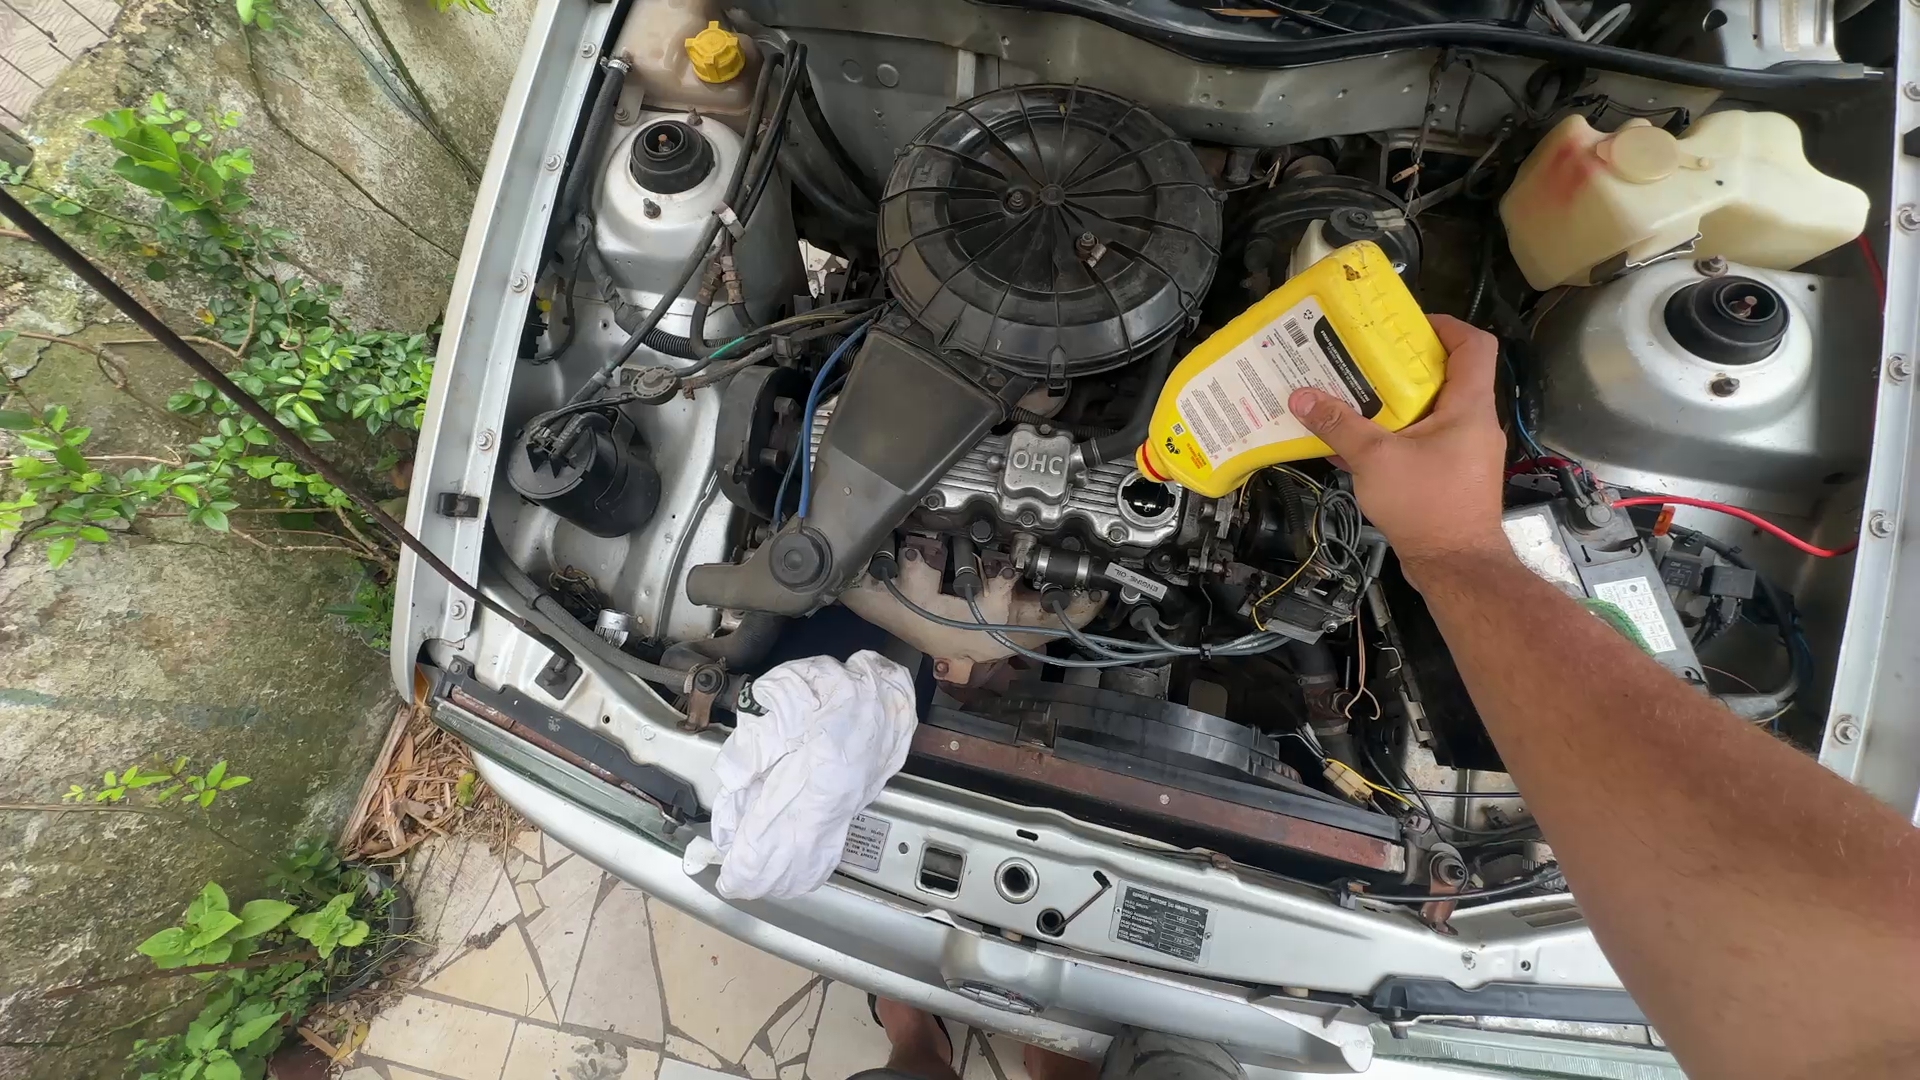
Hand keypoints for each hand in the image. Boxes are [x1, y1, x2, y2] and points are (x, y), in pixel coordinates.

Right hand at [1286, 315, 1509, 575]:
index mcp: (1468, 407)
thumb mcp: (1375, 459)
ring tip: (1350, 399)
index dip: (1444, 326)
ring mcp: (1461, 452)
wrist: (1453, 563)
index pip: (1473, 346)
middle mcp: (1472, 423)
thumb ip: (1339, 425)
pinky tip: (1353, 447)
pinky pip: (1418, 443)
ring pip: (1427, 414)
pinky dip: (1389, 438)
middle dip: (1400, 367)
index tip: (1404, 325)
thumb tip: (1301, 396)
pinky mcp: (1447, 477)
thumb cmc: (1425, 504)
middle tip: (1360, 362)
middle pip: (1443, 378)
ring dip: (1390, 405)